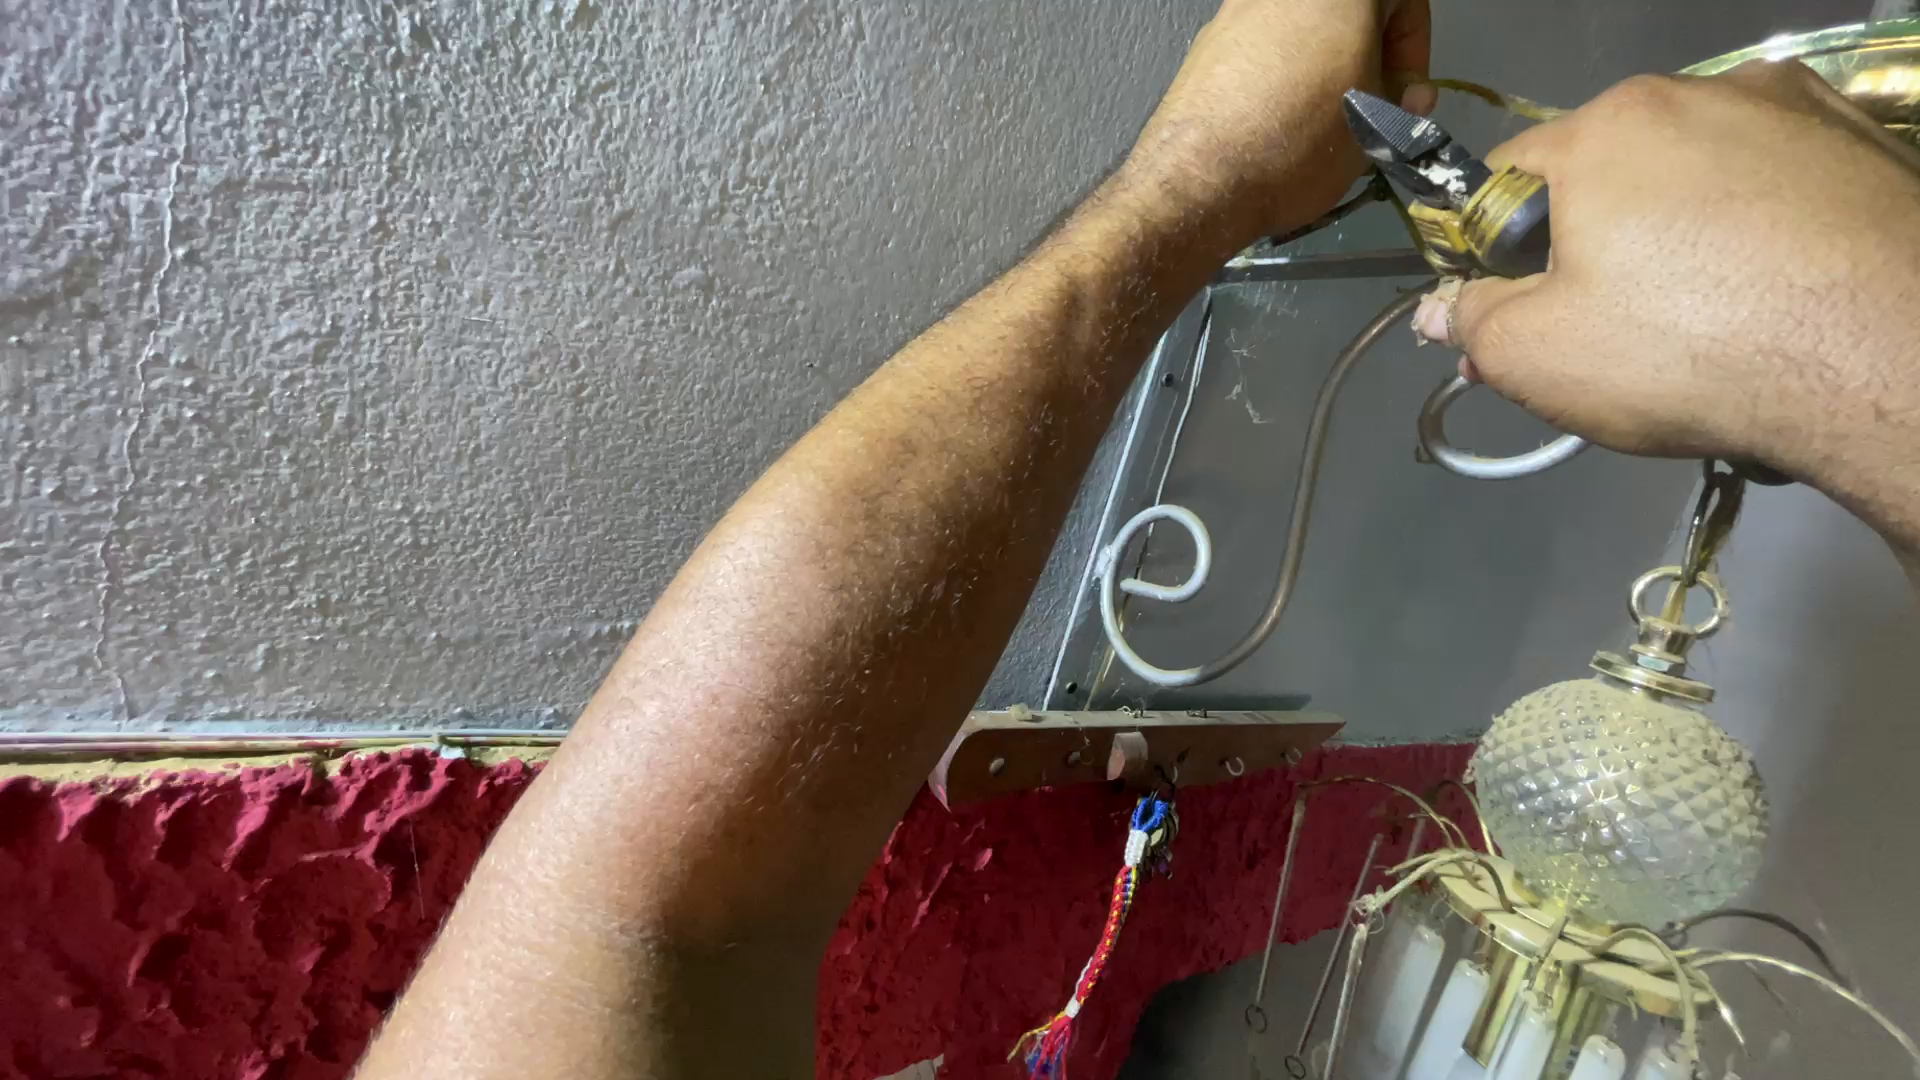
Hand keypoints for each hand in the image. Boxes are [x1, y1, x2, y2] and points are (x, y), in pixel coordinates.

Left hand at [1119, 0, 1433, 250]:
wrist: (1197, 181)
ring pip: (1296, 40)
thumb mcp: (1374, 125)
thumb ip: (1395, 101)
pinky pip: (1252, 62)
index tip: (1404, 100)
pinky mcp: (1198, 54)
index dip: (1414, 53)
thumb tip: (1400, 100)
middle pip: (1343, 17)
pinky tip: (1266, 136)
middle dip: (1362, 62)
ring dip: (1315, 76)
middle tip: (1363, 116)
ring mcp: (1232, 15)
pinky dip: (1270, 89)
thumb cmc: (1299, 142)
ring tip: (1312, 133)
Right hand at [1414, 62, 1919, 492]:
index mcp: (1610, 126)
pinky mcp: (1870, 150)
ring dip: (1647, 240)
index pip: (1500, 175)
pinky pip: (1757, 191)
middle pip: (1593, 176)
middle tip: (1572, 324)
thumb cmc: (1675, 346)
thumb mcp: (1523, 351)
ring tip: (1666, 319)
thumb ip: (1465, 319)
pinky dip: (1729, 237)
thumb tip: (1442, 309)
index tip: (1494, 299)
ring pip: (1678, 181)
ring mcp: (1803, 112)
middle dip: (1566, 245)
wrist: (1896, 367)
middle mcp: (1708, 92)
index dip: (1480, 243)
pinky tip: (1741, 298)